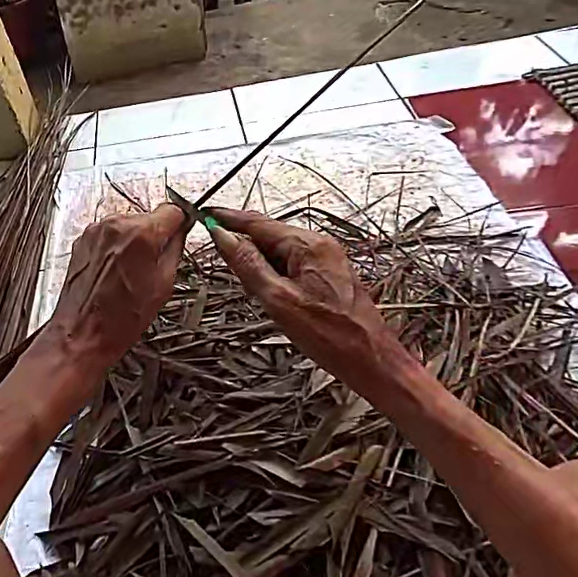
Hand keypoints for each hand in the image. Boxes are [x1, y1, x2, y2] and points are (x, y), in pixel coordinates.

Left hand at [42, 205, 188, 374]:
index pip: (172, 210)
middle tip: (153, 264)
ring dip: (133, 241)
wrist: (83, 332)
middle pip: (149, 217)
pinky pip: (110, 234)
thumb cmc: (120, 317)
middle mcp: (116, 225)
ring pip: (128, 225)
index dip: (179, 222)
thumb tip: (181, 232)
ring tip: (130, 272)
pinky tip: (115, 272)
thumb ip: (175, 250)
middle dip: (155, 236)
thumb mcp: (163, 284)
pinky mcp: (83, 239)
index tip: (180, 231)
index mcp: (141, 234)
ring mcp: (97, 231)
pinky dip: (116, 247)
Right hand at [205, 207, 405, 389]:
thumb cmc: (330, 336)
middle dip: (245, 249)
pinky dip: (275, 275)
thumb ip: (247, 264)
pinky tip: (272, 295)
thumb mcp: (278, 300)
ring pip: (279, 253)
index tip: (205, 214)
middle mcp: (319, 244)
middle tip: (224, 265)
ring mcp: (326, 258)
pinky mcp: (328, 274)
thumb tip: (222, 236)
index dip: (229, 219)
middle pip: (268, 236)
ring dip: (260, 265)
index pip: (258, 223)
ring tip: (254, 291)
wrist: (372, 361)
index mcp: (308, 244)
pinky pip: (292, 265)